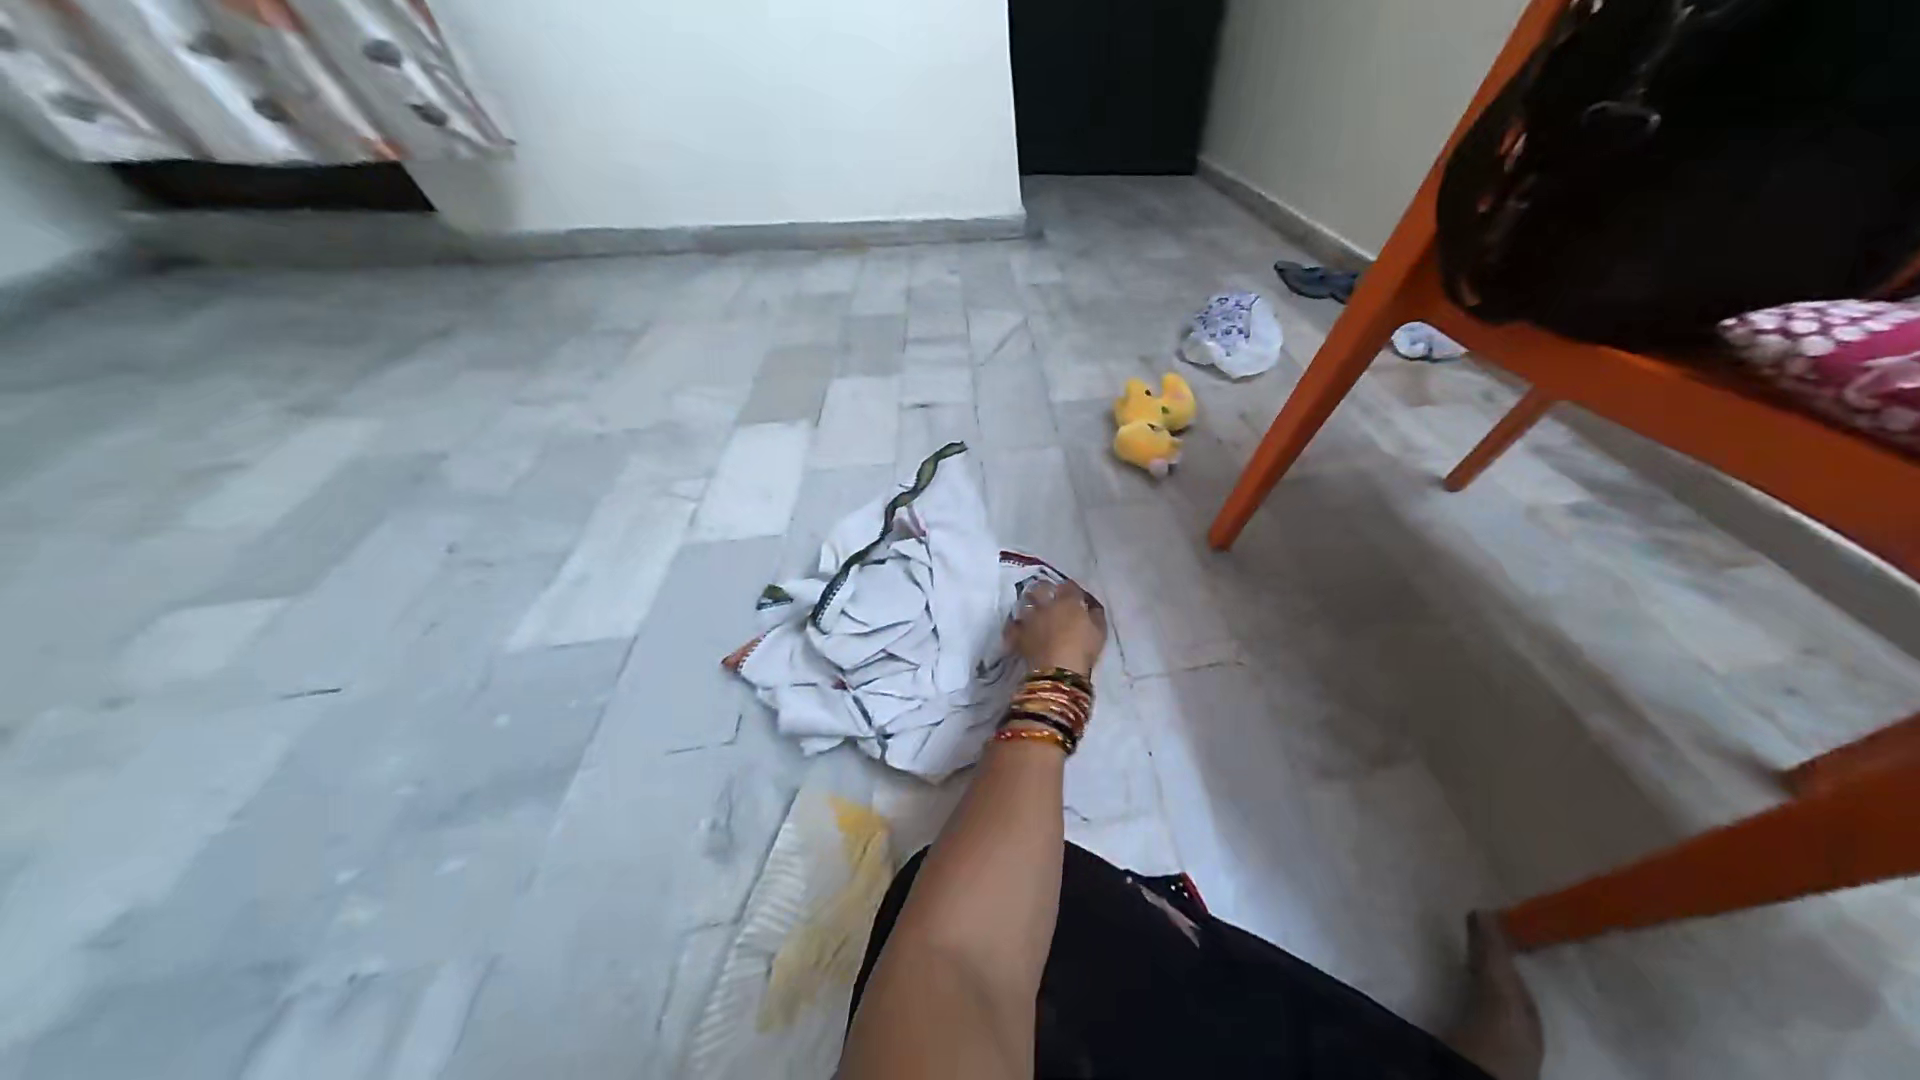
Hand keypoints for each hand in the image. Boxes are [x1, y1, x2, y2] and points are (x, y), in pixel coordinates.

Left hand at [1008, 580, 1107, 676]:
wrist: (1058, 669)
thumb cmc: (1083, 649)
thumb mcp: (1100, 631)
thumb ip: (1096, 615)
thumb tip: (1091, 607)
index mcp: (1067, 601)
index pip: (1068, 586)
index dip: (1071, 589)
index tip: (1075, 596)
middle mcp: (1045, 605)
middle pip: (1041, 588)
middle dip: (1044, 589)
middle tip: (1048, 597)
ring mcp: (1029, 618)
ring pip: (1024, 603)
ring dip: (1028, 605)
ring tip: (1033, 611)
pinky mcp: (1018, 634)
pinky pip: (1012, 626)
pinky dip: (1014, 626)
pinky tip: (1018, 628)